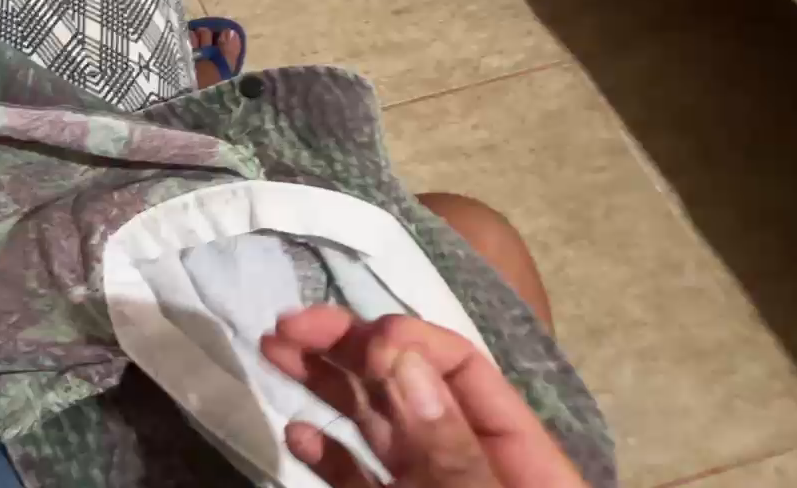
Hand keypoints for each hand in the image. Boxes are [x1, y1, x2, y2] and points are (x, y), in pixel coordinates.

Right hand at [260, 306, 588, 487]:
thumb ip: (449, 446)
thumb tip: (398, 351)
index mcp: (524, 462)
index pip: (464, 369)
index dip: (405, 340)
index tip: (351, 338)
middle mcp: (473, 464)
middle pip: (407, 383)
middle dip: (345, 346)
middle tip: (285, 323)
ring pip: (374, 420)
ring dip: (323, 381)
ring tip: (271, 348)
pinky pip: (359, 473)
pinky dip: (327, 450)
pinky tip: (297, 433)